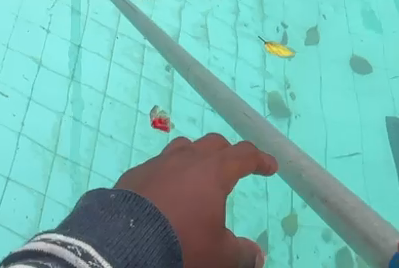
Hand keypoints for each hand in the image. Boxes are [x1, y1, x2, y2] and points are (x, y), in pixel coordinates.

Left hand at [115, 134, 278, 267]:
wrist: (128, 240)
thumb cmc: (183, 243)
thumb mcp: (220, 255)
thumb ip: (242, 253)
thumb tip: (256, 255)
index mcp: (213, 171)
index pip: (243, 155)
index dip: (259, 159)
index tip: (270, 165)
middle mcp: (186, 159)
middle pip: (213, 144)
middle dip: (228, 153)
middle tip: (235, 166)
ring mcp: (158, 162)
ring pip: (183, 148)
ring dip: (196, 157)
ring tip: (199, 173)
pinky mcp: (136, 173)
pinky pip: (158, 166)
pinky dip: (169, 174)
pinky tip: (167, 192)